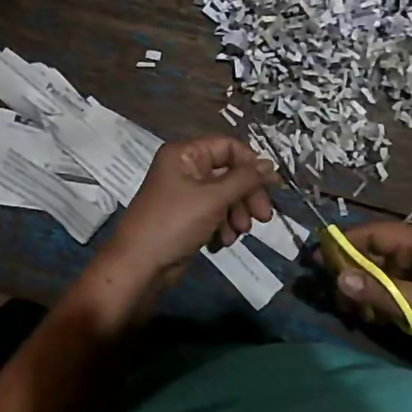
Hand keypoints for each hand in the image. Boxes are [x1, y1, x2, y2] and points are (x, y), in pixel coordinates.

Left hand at [104, 136, 275, 273]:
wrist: (140, 265)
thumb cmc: (175, 223)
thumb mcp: (214, 198)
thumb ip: (244, 179)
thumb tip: (270, 164)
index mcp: (184, 154)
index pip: (227, 147)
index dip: (250, 164)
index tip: (271, 186)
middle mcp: (184, 168)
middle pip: (228, 173)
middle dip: (246, 195)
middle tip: (262, 218)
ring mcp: (185, 194)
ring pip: (224, 196)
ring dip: (236, 214)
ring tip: (238, 233)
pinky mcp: (187, 217)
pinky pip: (214, 213)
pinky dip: (223, 225)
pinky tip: (223, 241)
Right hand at [332, 222, 411, 379]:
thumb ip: (379, 292)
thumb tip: (337, 278)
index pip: (375, 234)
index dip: (344, 244)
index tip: (315, 258)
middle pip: (375, 254)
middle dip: (351, 272)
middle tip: (330, 293)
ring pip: (380, 276)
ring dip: (362, 291)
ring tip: (348, 311)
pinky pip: (391, 293)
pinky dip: (375, 304)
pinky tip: (366, 319)